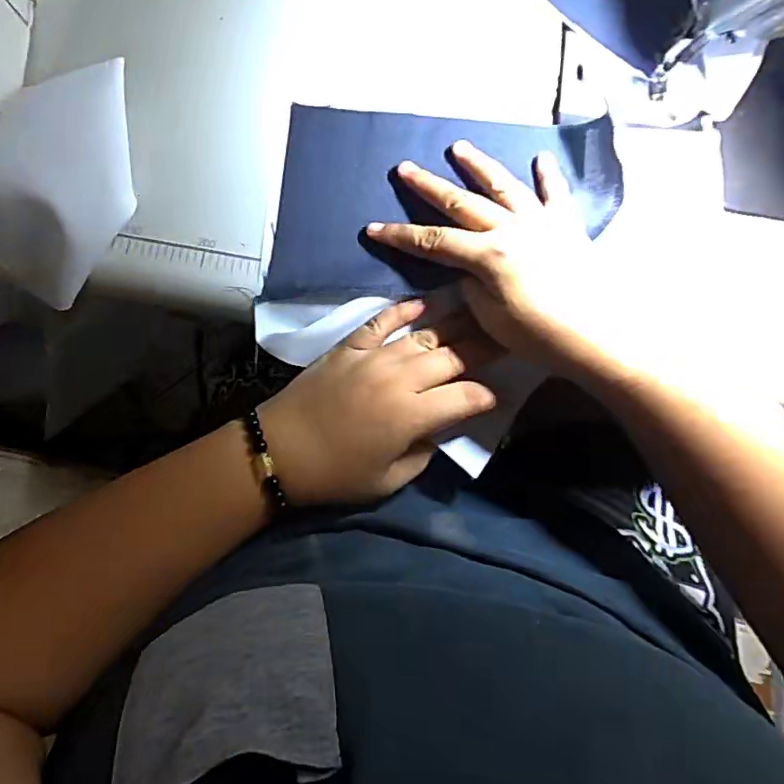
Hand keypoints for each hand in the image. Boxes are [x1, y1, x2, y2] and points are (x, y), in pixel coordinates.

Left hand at [258, 299, 500, 505]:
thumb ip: (423, 452)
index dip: (487, 396)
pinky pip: (381, 320)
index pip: (467, 396)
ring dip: (453, 324)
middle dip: (483, 349)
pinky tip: (423, 303)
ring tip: (476, 313)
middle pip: (452, 356)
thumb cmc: (336, 474)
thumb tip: (438, 429)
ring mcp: (373, 357)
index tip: (495, 396)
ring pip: (423, 334)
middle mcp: (399, 378)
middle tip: (503, 340)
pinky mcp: (349, 346)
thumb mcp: (389, 480)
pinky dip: (402, 309)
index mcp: (412, 415)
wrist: (280, 449)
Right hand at [365, 142, 637, 382]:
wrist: (598, 337)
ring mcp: (541, 223)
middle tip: (405, 168)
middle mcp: (510, 229)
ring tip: (458, 147)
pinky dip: (548, 175)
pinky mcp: (567, 227)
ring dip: (478, 166)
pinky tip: (541, 158)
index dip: (399, 235)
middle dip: (428, 186)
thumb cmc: (539, 335)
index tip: (372, 228)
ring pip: (503, 186)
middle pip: (460, 203)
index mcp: (486, 255)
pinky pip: (555, 195)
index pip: (432, 241)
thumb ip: (472, 286)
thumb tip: (467, 269)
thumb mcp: (490, 317)